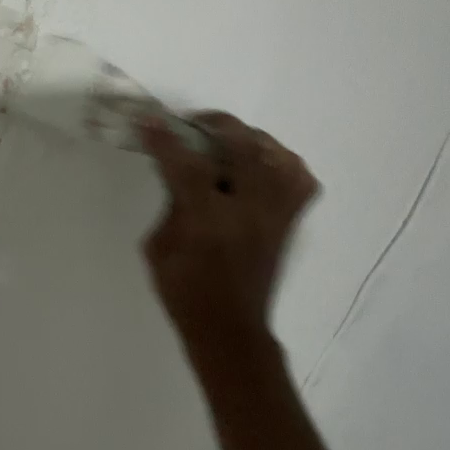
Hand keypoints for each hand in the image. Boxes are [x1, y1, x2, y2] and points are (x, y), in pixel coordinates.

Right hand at [139, 111, 318, 367]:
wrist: (229, 328)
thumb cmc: (184, 292)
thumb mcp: (159, 248)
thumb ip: (172, 205)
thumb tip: (179, 172)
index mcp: (207, 223)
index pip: (187, 167)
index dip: (166, 140)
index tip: (150, 120)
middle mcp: (248, 212)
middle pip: (241, 147)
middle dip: (213, 125)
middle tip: (191, 124)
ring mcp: (275, 215)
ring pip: (274, 155)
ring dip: (247, 139)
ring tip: (225, 140)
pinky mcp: (290, 221)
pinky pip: (299, 178)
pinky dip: (282, 163)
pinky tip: (261, 165)